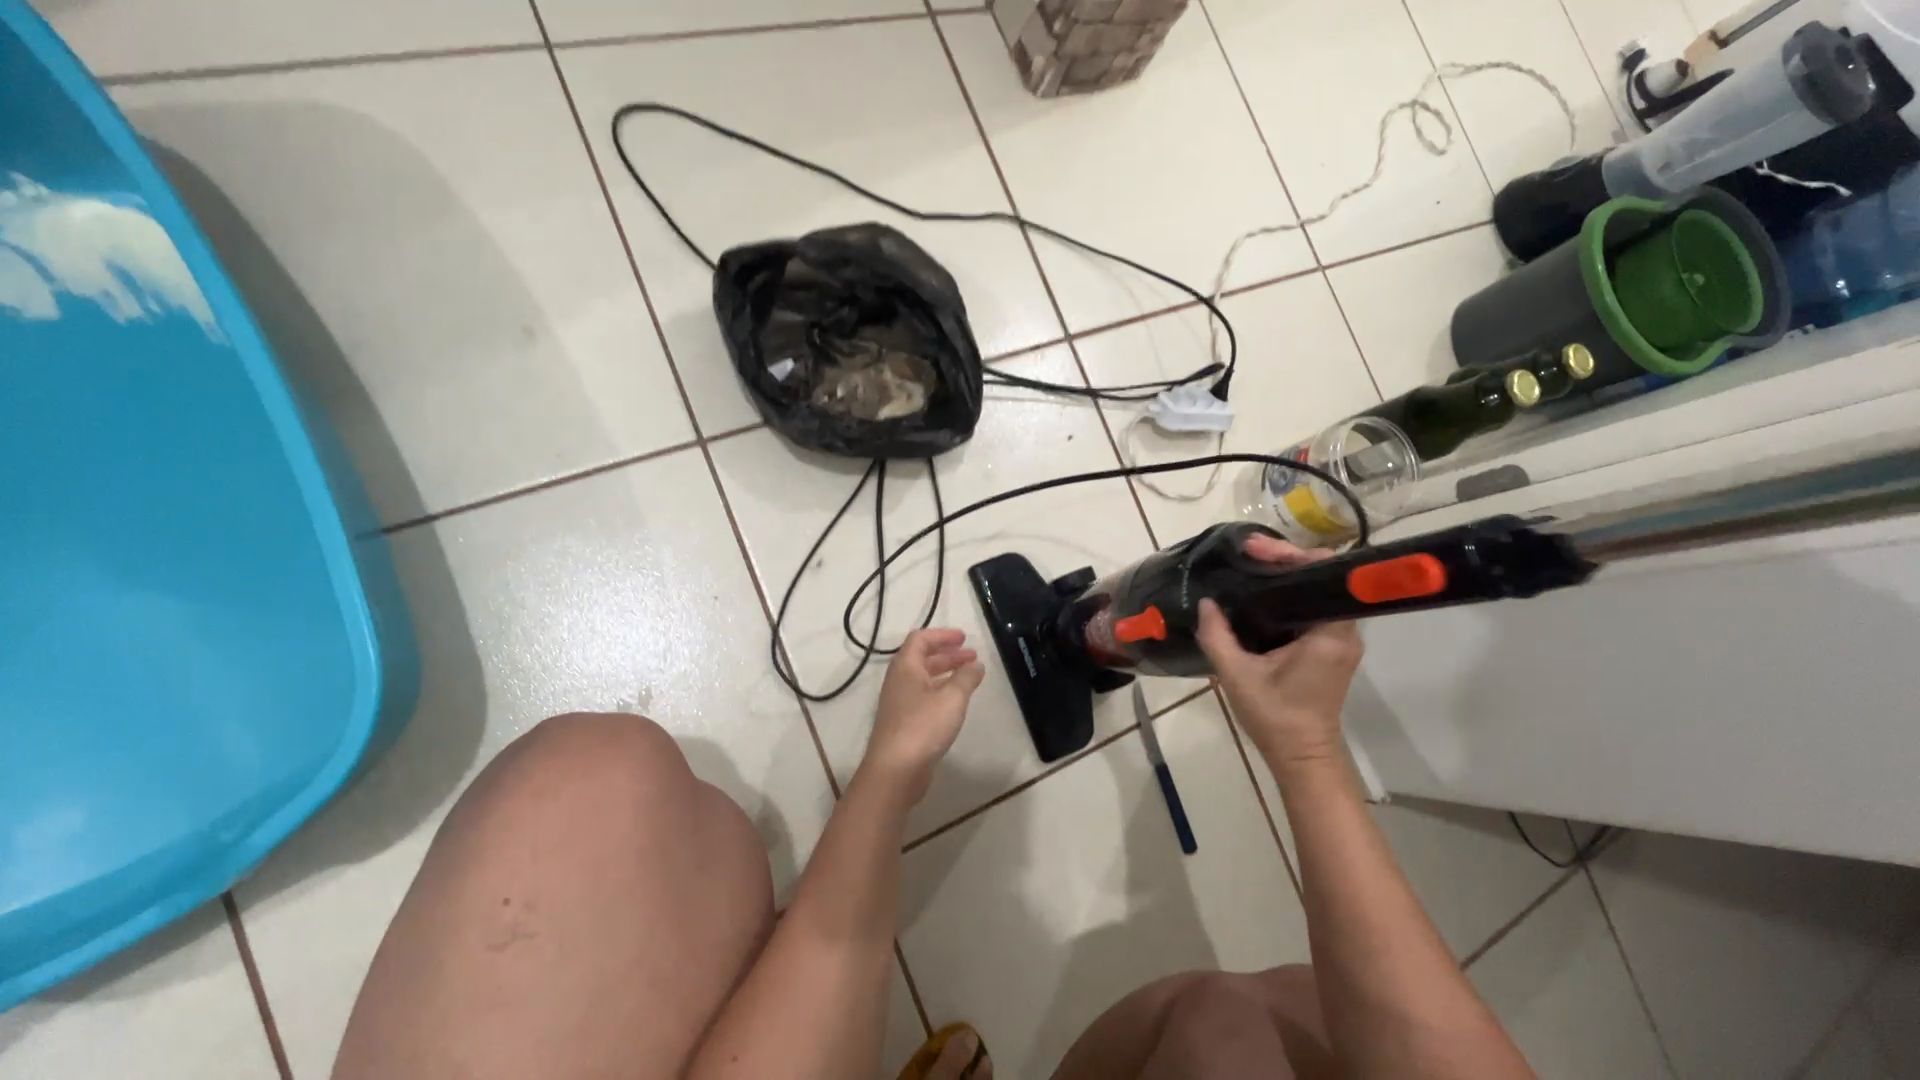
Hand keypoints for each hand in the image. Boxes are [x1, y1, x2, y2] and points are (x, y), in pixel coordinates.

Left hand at [859, 628, 984, 804]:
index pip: (920, 639)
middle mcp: (899, 681)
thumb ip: (966, 678)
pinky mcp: (904, 723)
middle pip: (922, 658)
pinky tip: (956, 703)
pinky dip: (941, 692)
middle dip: (948, 655)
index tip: (964, 638)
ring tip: (970, 677)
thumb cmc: (923, 727)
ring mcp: (899, 704)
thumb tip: (976, 665)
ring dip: (946, 673)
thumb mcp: (952, 698)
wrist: (895, 770)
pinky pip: (924, 697)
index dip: (942, 635)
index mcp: (905, 668)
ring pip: (924, 679)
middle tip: (972, 657)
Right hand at [1197, 534, 1363, 770]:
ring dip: (1285, 578)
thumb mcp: (1237, 675)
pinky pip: (1312, 610)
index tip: (1258, 551)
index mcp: (1330, 633)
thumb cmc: (1274, 716)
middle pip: (1320, 579)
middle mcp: (1344, 631)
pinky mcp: (1331, 648)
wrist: (1301, 756)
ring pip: (1316, 593)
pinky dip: (1288, 598)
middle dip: (1284, 562)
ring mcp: (1341, 640)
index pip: (1325, 575)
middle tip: (1248, 554)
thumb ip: (1218, 635)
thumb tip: (1206, 602)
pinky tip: (1260, 594)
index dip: (1292, 556)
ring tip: (1250, 567)